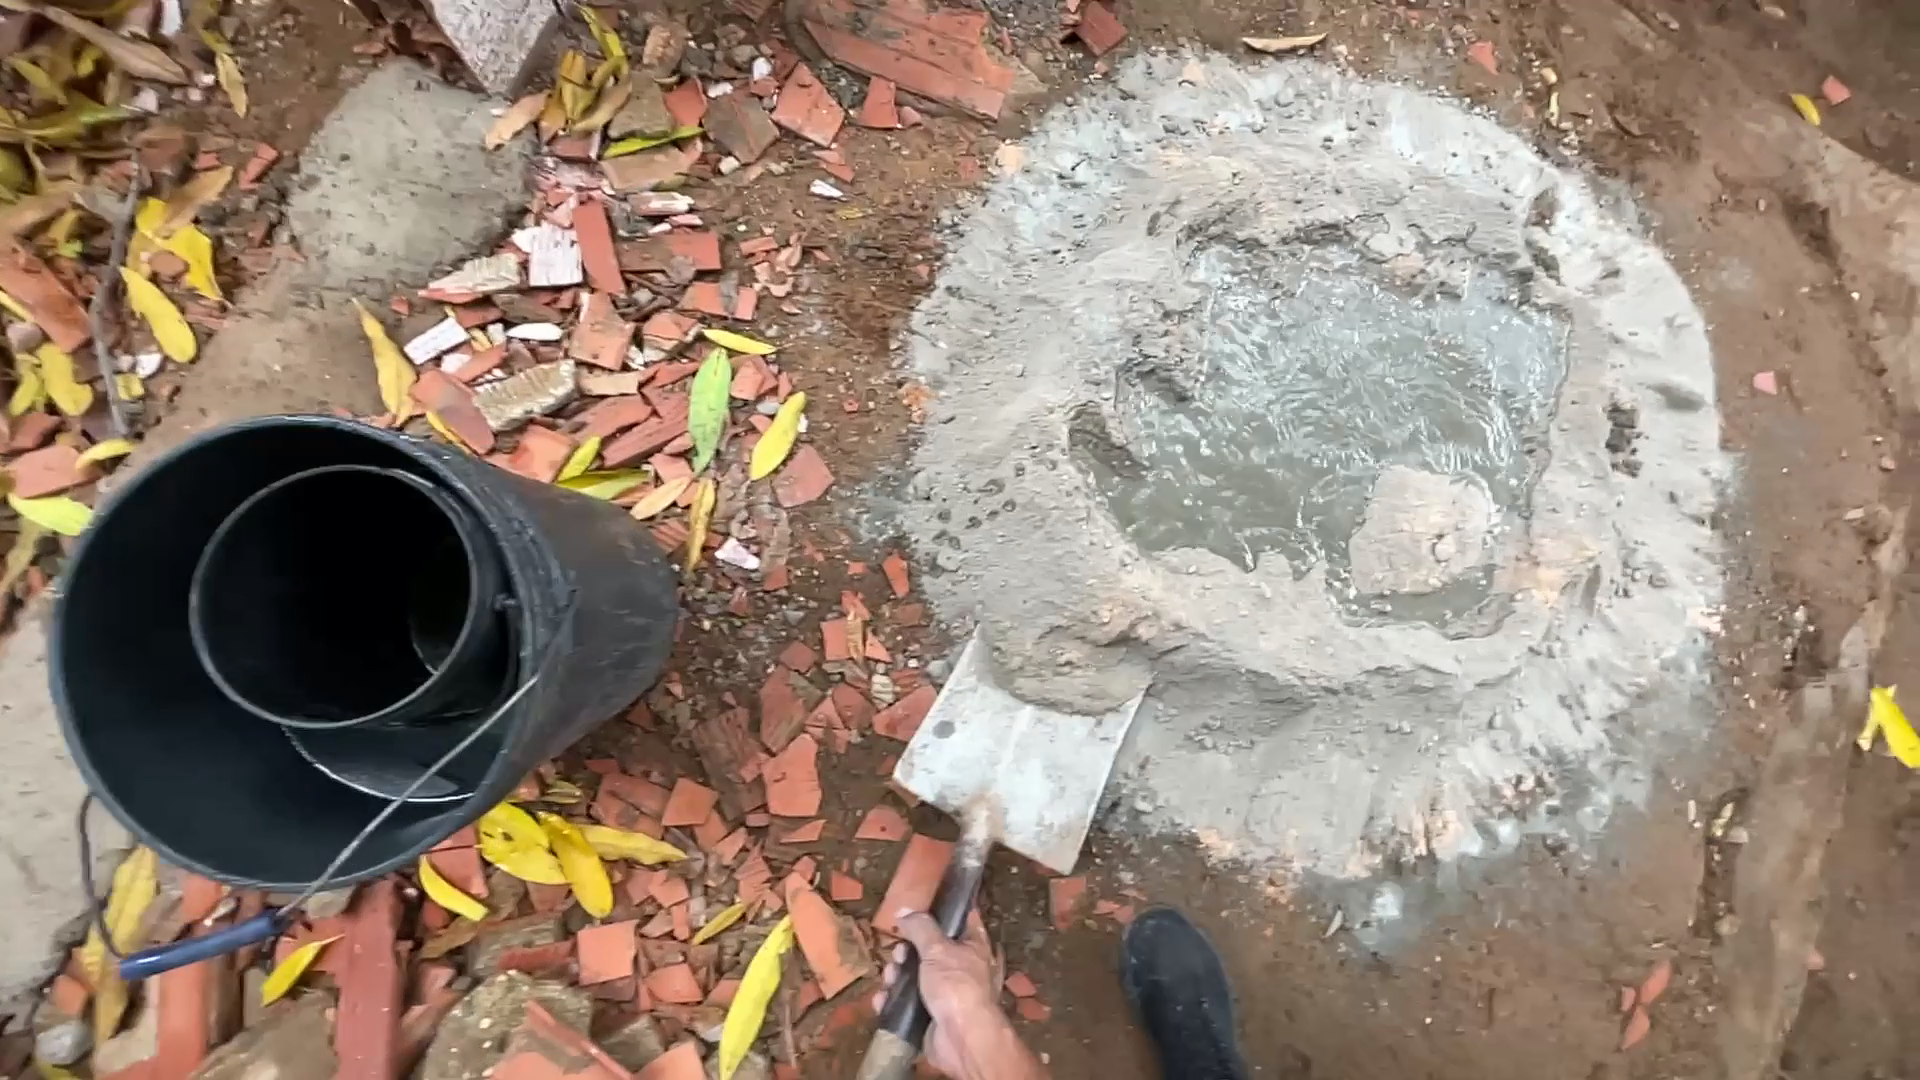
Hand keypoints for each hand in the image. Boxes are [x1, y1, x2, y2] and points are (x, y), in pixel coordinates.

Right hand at [873, 908, 1046, 1079]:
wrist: (961, 1039)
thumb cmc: (956, 985)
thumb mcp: (938, 948)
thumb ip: (920, 927)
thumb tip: (903, 911)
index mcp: (971, 945)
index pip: (962, 919)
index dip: (943, 912)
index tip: (921, 909)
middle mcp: (959, 967)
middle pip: (927, 949)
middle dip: (907, 950)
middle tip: (899, 953)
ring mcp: (943, 993)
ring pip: (912, 976)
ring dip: (896, 975)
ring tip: (890, 977)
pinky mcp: (927, 1016)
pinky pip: (904, 1003)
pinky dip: (891, 1001)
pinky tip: (882, 999)